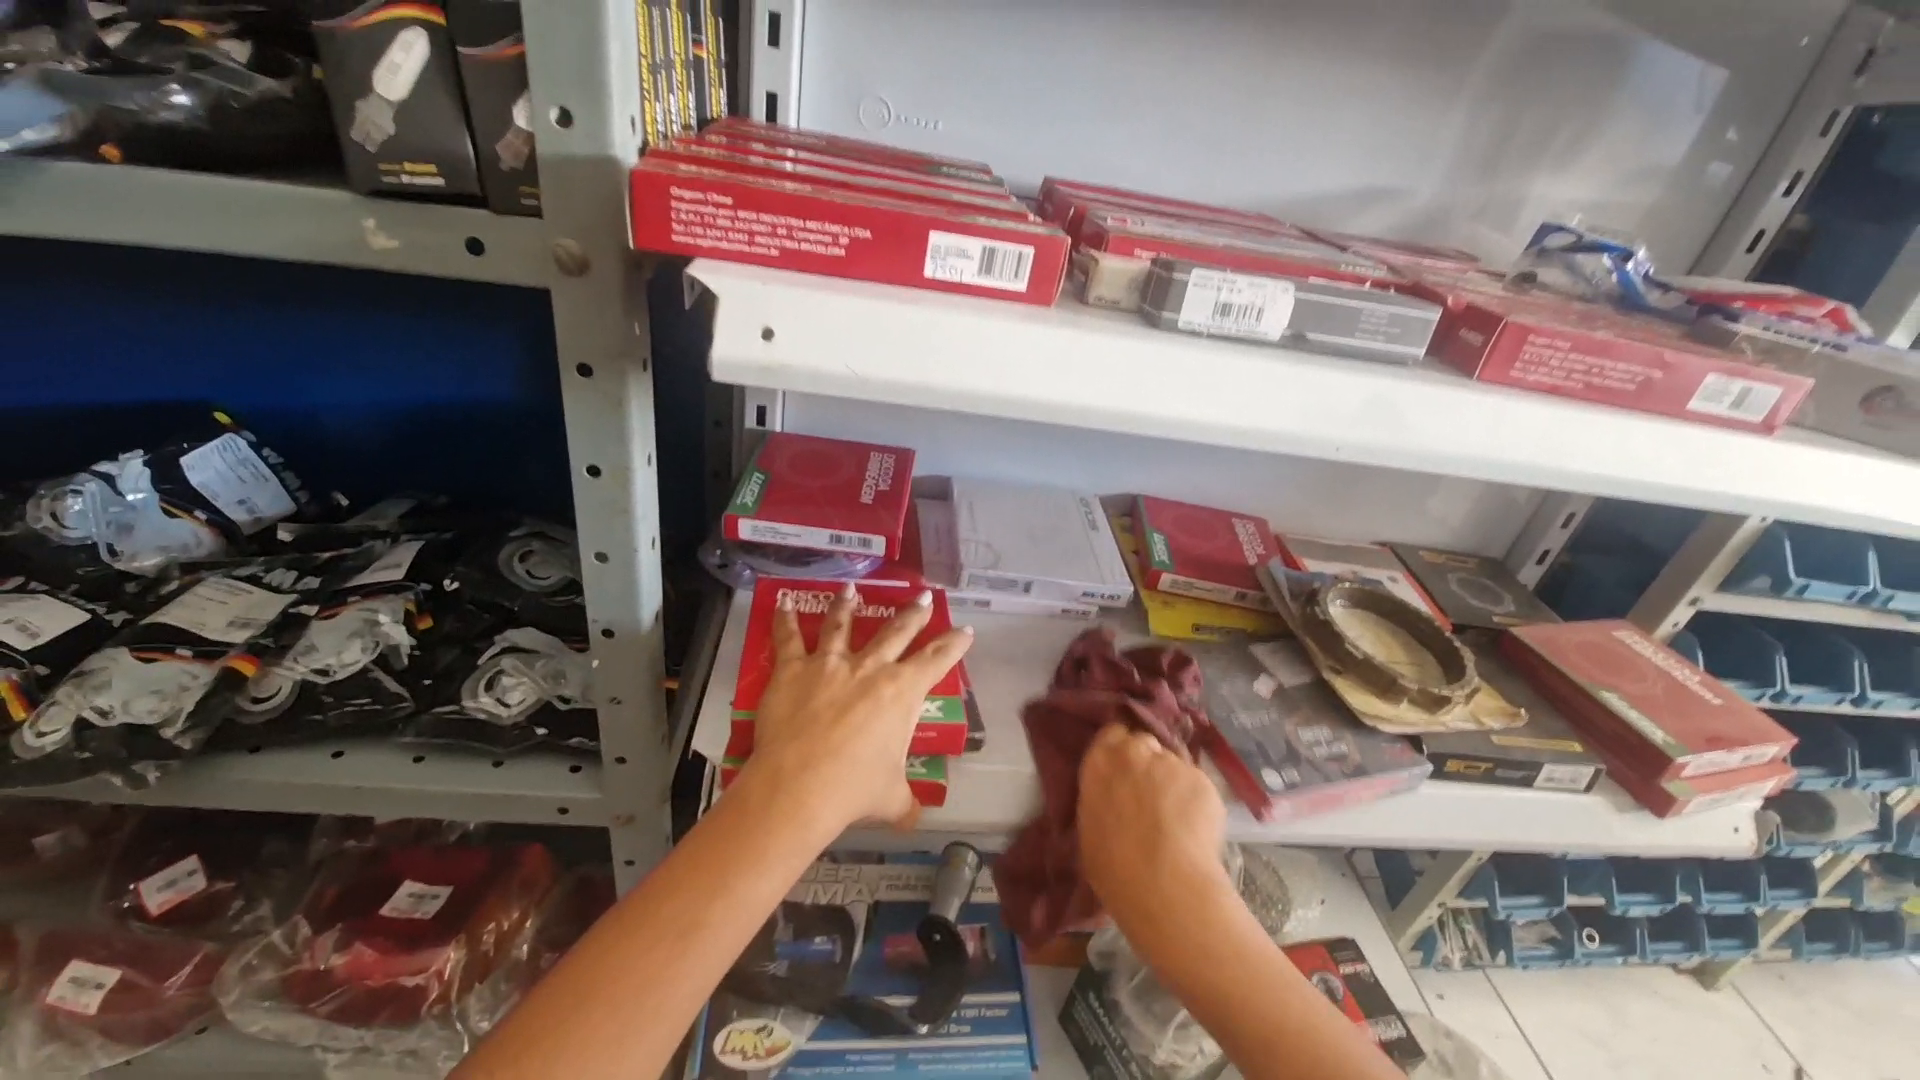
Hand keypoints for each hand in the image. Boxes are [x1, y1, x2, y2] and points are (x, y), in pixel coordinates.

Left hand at [739, 582, 973, 832]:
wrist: (801, 785)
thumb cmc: (855, 790)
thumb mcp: (891, 798)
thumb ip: (904, 802)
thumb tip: (912, 819)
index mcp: (902, 692)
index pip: (937, 660)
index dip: (954, 643)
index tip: (965, 629)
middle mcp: (870, 668)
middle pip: (897, 631)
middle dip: (914, 614)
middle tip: (924, 597)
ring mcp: (830, 664)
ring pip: (842, 624)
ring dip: (848, 604)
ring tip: (851, 588)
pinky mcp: (793, 669)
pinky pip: (789, 637)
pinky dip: (786, 618)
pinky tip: (783, 602)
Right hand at [1077, 725, 1230, 924]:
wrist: (1164, 884)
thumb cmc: (1113, 865)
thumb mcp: (1089, 827)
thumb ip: (1101, 799)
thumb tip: (1112, 801)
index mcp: (1100, 761)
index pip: (1112, 734)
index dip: (1119, 751)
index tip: (1122, 771)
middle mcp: (1136, 752)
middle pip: (1144, 743)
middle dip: (1146, 761)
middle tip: (1147, 794)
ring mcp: (1173, 763)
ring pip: (1172, 765)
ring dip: (1171, 782)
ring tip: (1175, 818)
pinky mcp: (1204, 780)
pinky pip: (1196, 785)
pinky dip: (1195, 800)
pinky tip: (1193, 829)